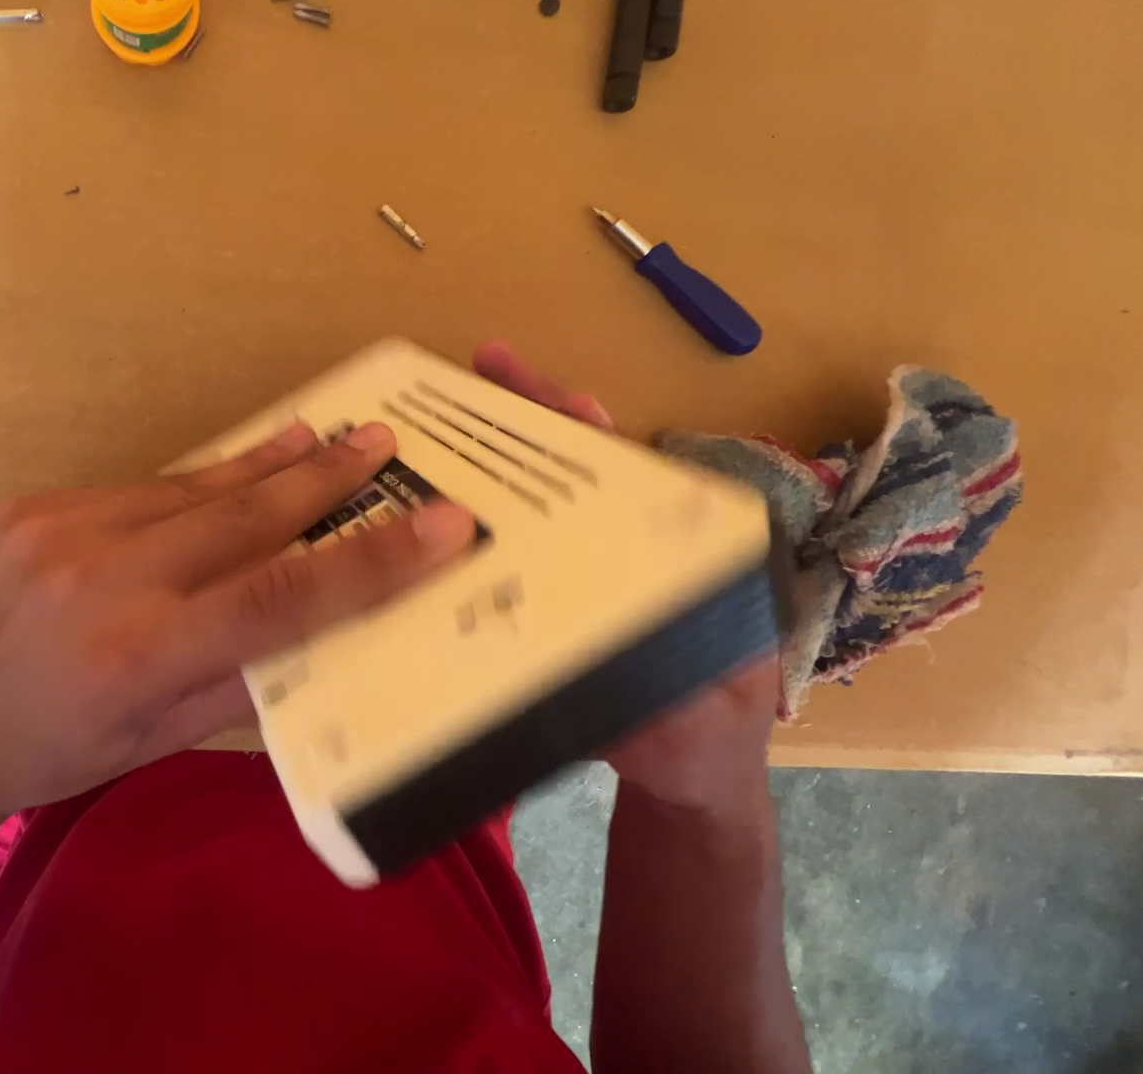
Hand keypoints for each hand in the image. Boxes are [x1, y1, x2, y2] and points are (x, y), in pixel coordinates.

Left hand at [0, 421, 476, 849]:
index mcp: (138, 655)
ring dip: (263, 466)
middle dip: (323, 479)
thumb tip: (322, 623)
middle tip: (382, 442)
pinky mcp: (32, 508)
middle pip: (240, 518)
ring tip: (321, 436)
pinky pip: (140, 493)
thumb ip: (241, 676)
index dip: (368, 562)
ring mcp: (58, 531)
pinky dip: (196, 486)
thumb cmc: (64, 752)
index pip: (278, 600)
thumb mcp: (162, 738)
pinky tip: (234, 473)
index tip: (439, 525)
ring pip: (191, 491)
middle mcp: (100, 578)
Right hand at [472, 340, 781, 817]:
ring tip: (460, 399)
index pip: (630, 479)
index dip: (593, 435)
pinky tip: (440, 492)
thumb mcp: (698, 716)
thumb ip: (678, 689)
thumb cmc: (702, 745)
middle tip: (488, 363)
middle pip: (581, 467)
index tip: (560, 396)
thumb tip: (626, 637)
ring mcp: (589, 570)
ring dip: (503, 449)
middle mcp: (631, 549)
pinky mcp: (554, 594)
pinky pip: (514, 543)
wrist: (681, 779)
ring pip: (543, 497)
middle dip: (536, 414)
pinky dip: (482, 510)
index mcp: (676, 559)